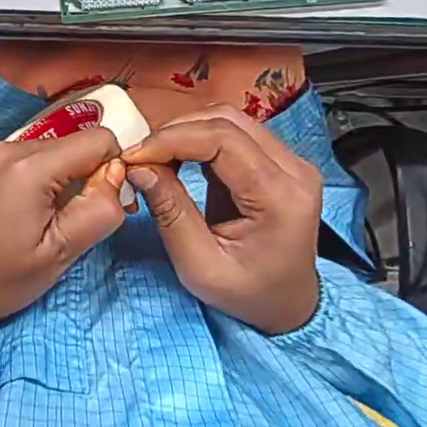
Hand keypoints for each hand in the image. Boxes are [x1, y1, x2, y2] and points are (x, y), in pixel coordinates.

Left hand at [0, 129, 127, 329]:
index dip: (111, 168)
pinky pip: (26, 156)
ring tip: (45, 218)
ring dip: (61, 176)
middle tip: (71, 219)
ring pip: (52, 148)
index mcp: (28, 168)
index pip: (98, 139)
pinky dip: (38, 177)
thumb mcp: (63, 252)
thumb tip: (117, 173)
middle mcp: (6, 148)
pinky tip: (24, 210)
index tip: (98, 203)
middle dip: (85, 174)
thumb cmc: (2, 279)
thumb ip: (101, 207)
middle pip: (73, 142)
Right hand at [121, 107, 322, 334]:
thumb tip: (139, 169)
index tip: (133, 156)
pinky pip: (231, 134)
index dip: (172, 139)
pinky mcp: (276, 162)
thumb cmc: (246, 294)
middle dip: (173, 132)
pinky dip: (195, 141)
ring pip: (228, 121)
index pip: (223, 141)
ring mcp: (289, 162)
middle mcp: (294, 170)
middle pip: (226, 122)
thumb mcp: (199, 266)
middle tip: (137, 158)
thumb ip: (171, 214)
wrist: (287, 306)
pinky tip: (173, 160)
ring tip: (152, 159)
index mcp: (280, 197)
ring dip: (183, 133)